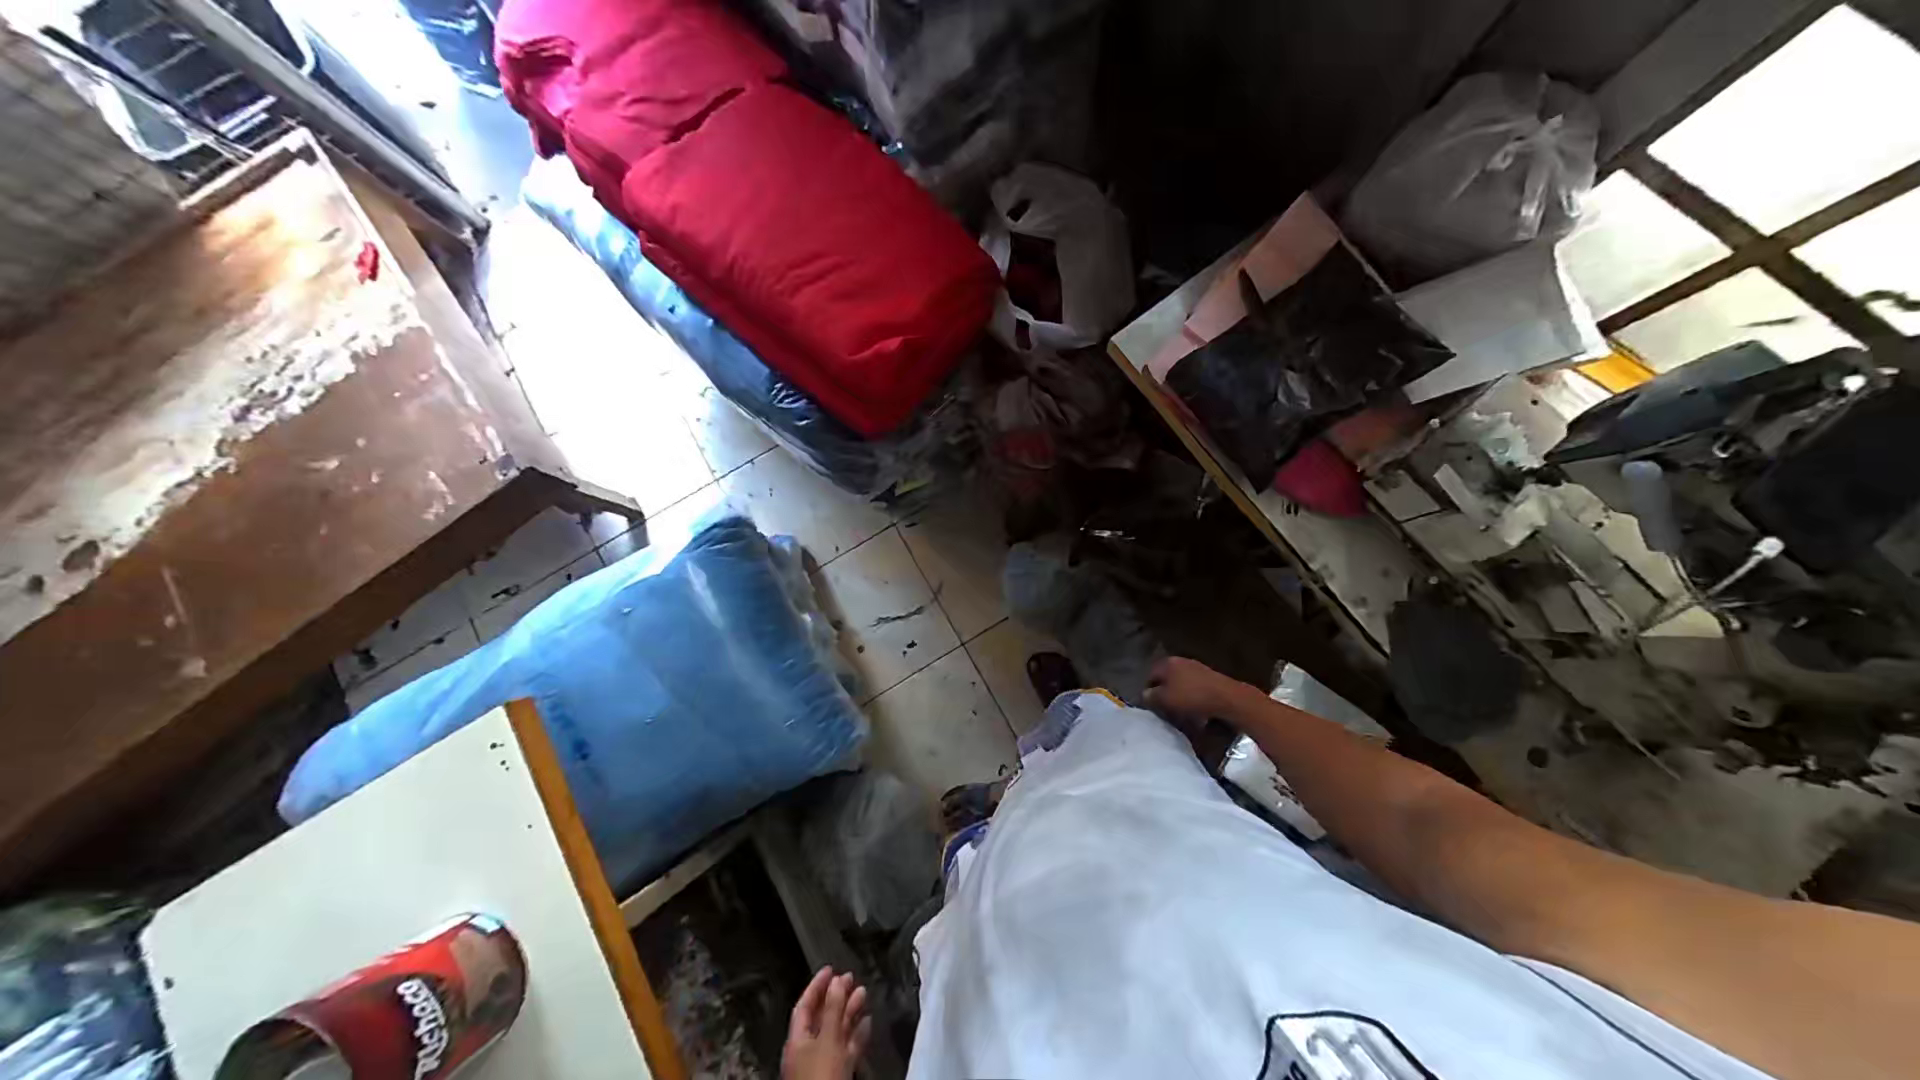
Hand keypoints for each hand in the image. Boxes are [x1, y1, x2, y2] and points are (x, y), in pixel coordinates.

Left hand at [782, 967, 870, 1079]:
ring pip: (836, 1031)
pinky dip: (856, 1035)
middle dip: (836, 996)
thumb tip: (837, 981)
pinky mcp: (837, 1075)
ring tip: (864, 993)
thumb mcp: (828, 1039)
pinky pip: (846, 1049)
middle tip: (851, 977)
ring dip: (849, 1012)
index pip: (805, 1005)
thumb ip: (833, 1009)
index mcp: (797, 1039)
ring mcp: (823, 1063)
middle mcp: (808, 1049)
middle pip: (822, 1017)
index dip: (816, 985)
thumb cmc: (821, 1076)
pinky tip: (867, 1022)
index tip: (831, 968)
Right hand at [1144, 657, 1251, 728]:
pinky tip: (1195, 708)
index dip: (1148, 691)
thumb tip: (1145, 695)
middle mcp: (1180, 661)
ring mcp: (1197, 667)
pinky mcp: (1210, 677)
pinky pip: (1194, 687)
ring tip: (1180, 711)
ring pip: (1181, 682)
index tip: (1151, 706)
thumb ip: (1151, 696)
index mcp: (1166, 662)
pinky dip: (1192, 696)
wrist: (1227, 698)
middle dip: (1164, 692)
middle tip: (1165, 708)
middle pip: (1166, 678)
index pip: (1150, 676)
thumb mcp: (1164, 700)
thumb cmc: (1191, 697)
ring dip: (1179, 695)